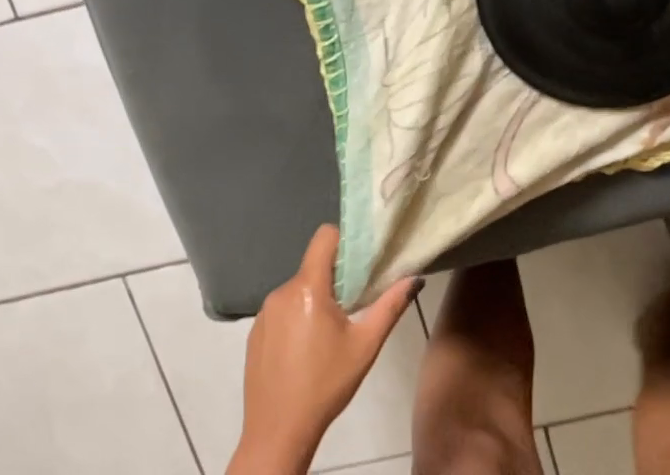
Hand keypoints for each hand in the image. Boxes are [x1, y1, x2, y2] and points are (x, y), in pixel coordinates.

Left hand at [230, 225, 418, 473]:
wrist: (278, 431)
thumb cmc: (327, 384)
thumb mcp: (366, 345)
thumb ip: (391, 306)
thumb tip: (415, 278)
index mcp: (308, 288)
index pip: (324, 237)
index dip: (344, 240)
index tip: (360, 262)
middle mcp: (281, 292)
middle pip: (313, 268)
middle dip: (334, 280)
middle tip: (353, 307)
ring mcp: (264, 313)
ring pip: (297, 290)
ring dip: (316, 301)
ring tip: (330, 335)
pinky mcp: (254, 333)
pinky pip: (281, 311)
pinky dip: (296, 319)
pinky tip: (306, 351)